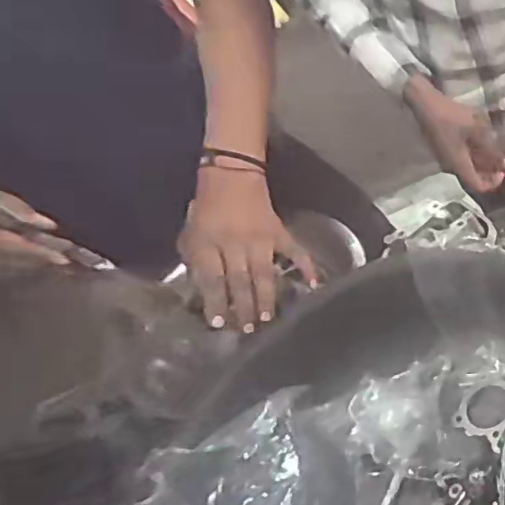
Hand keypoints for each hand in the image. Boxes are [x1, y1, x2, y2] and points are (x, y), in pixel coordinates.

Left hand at [178, 167, 316, 331]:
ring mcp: (262, 240)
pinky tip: (313, 285)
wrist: (230, 176)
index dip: (215, 300)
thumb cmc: (207, 207)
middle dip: (242, 306)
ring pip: (264, 274)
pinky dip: (307, 269)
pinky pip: (296, 254)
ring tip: (268, 318)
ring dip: (266, 297)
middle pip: (239, 280)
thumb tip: (207, 289)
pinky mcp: (282, 234)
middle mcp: (234, 243)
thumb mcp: (191, 232)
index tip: (220, 322)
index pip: (211, 277)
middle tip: (247, 328)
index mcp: (208, 241)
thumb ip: (199, 259)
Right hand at [404, 75, 504, 193]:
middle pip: (475, 177)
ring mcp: (444, 157)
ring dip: (484, 161)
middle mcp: (450, 166)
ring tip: (494, 146)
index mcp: (459, 165)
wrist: (420, 99)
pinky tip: (480, 140)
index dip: (494, 182)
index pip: (479, 186)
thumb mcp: (477, 130)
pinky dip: (474, 153)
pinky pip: (462, 157)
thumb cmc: (449, 115)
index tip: (503, 170)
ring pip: (469, 167)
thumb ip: (493, 149)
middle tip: (503, 157)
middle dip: (492, 169)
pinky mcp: (441, 148)